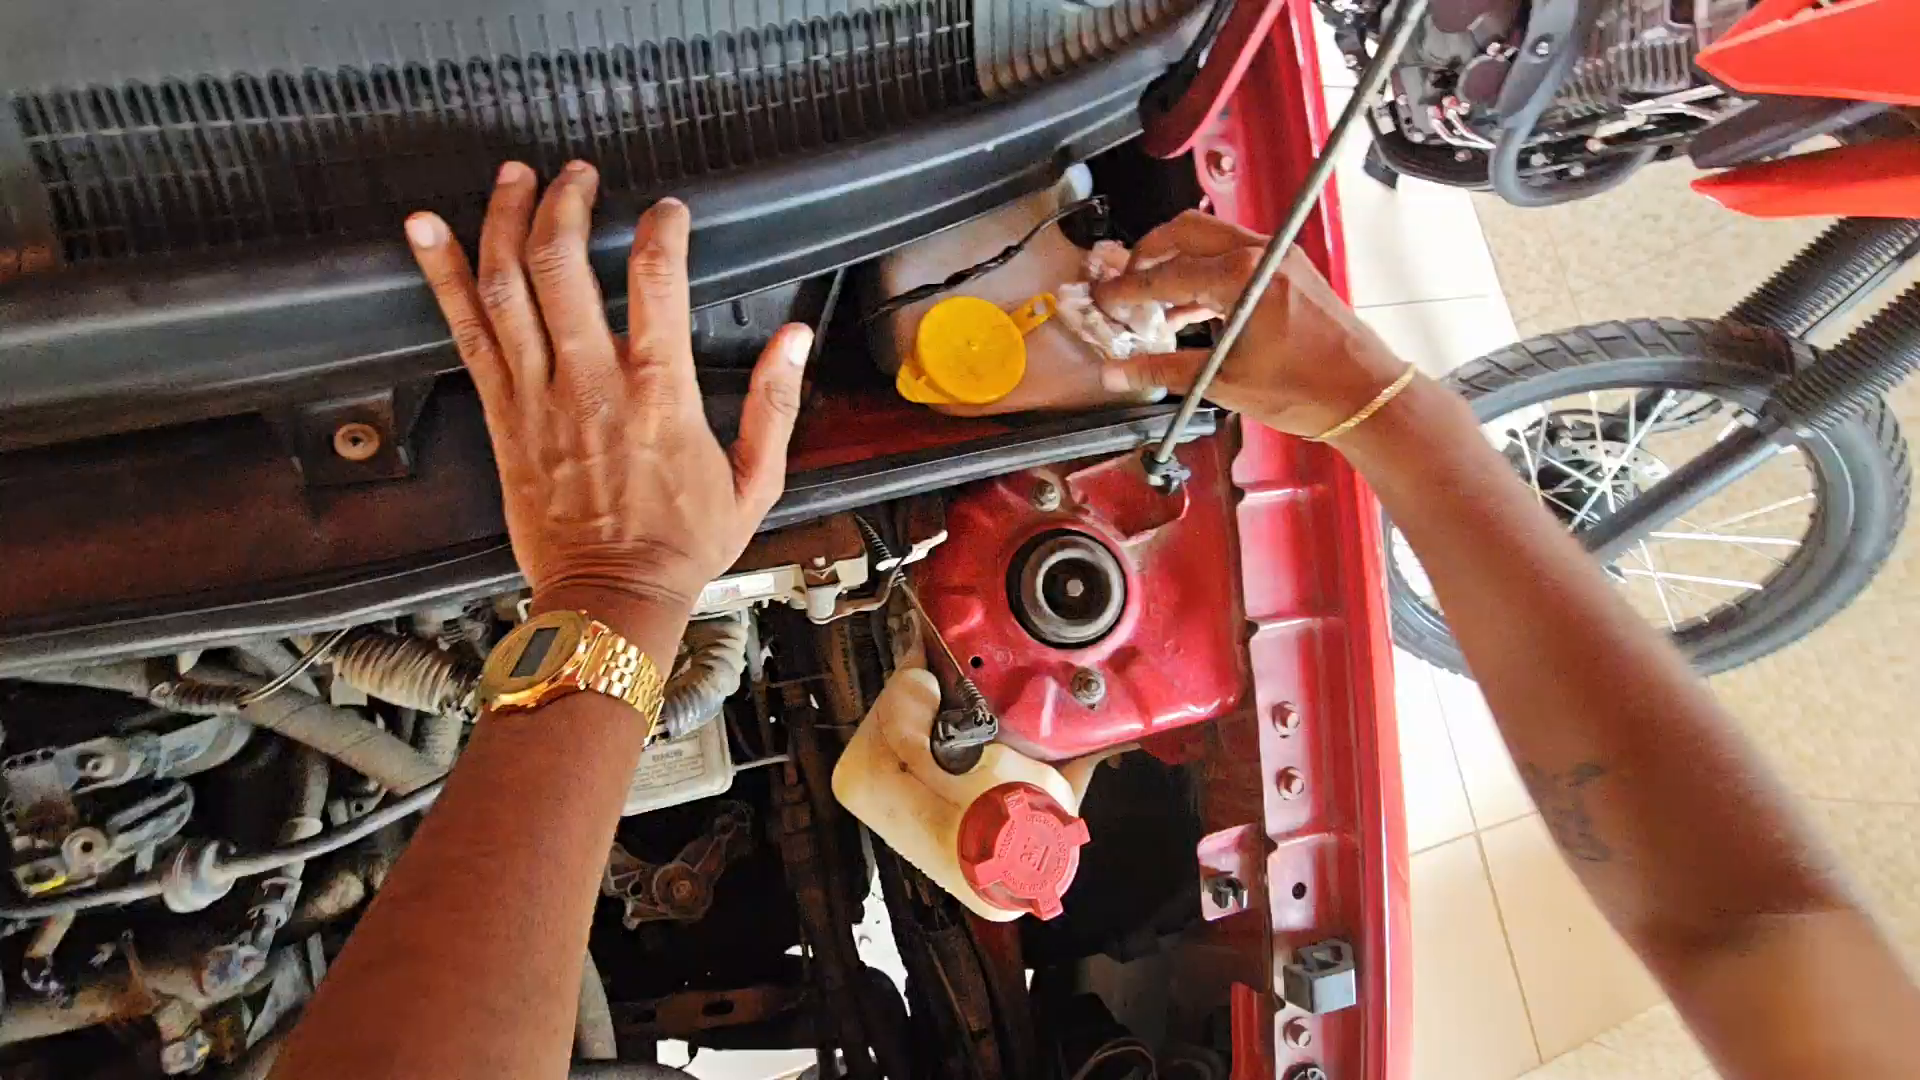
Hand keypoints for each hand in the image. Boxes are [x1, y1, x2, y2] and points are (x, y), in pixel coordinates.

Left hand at [405, 161, 812, 613]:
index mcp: (663, 396)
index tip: (667, 212)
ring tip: (516, 177)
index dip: (661, 230)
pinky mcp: (502, 416)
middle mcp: (594, 384)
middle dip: (569, 203)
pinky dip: (443, 275)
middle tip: (578, 175)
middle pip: (565, 264)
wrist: (614, 595)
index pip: (658, 281)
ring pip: (508, 285)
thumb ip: (776, 404)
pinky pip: (466, 332)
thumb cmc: (685, 543)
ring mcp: (538, 397)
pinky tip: (428, 229)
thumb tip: (795, 340)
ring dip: (507, 219)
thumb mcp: (758, 481)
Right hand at [1092, 211, 1408, 438]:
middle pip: (1184, 231)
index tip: (1103, 298)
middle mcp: (1258, 254)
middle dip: (1146, 255)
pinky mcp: (1285, 268)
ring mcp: (1275, 256)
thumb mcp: (1221, 381)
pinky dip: (1202, 273)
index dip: (1126, 288)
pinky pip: (1231, 256)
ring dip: (1174, 260)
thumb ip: (1163, 370)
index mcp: (1240, 277)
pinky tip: (1185, 310)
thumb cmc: (1301, 388)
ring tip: (1149, 299)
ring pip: (1208, 237)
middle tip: (1124, 286)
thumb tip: (1116, 372)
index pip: (1164, 274)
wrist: (1361, 391)